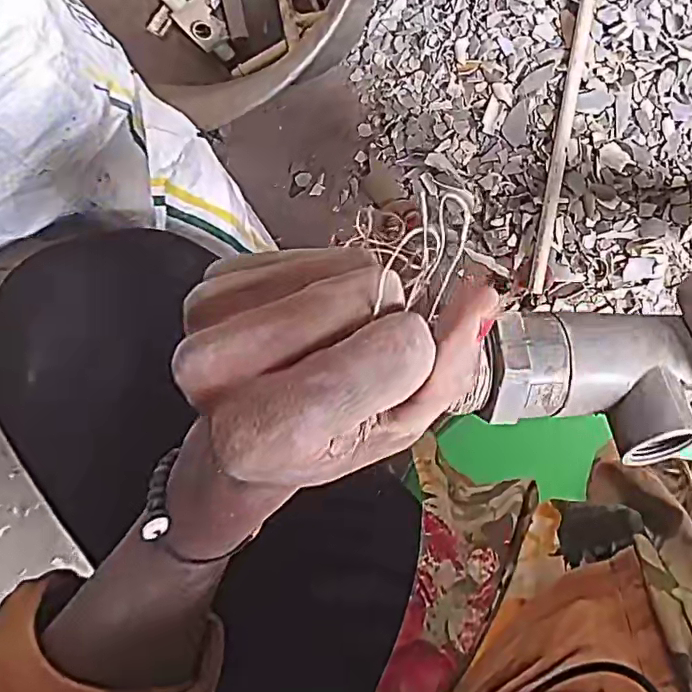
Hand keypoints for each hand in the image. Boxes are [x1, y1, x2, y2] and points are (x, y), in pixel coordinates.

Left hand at [172, 246, 498, 498]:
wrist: (244, 433)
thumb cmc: (321, 439)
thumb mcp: (398, 427)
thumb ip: (449, 364)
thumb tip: (481, 293)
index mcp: (267, 432)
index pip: (393, 348)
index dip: (413, 353)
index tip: (394, 372)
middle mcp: (220, 370)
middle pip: (367, 290)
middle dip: (383, 317)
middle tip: (357, 355)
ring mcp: (210, 318)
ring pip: (347, 266)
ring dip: (358, 297)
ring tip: (332, 339)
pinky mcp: (215, 279)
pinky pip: (317, 252)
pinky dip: (331, 279)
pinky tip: (310, 318)